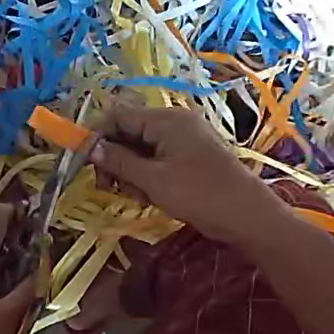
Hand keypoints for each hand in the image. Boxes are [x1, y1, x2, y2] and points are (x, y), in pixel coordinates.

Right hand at [90, 106, 287, 246]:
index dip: (97, 137)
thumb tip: (89, 147)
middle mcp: (174, 123)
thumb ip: (118, 161)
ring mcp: (184, 139)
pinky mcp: (190, 157)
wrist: (248, 216)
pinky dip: (148, 176)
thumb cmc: (199, 194)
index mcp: (165, 120)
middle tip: (109, 189)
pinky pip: (157, 159)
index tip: (84, 165)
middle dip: (115, 160)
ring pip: (141, 149)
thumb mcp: (153, 180)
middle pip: (128, 132)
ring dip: (131, 173)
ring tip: (138, 197)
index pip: (118, 117)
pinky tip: (151, 197)